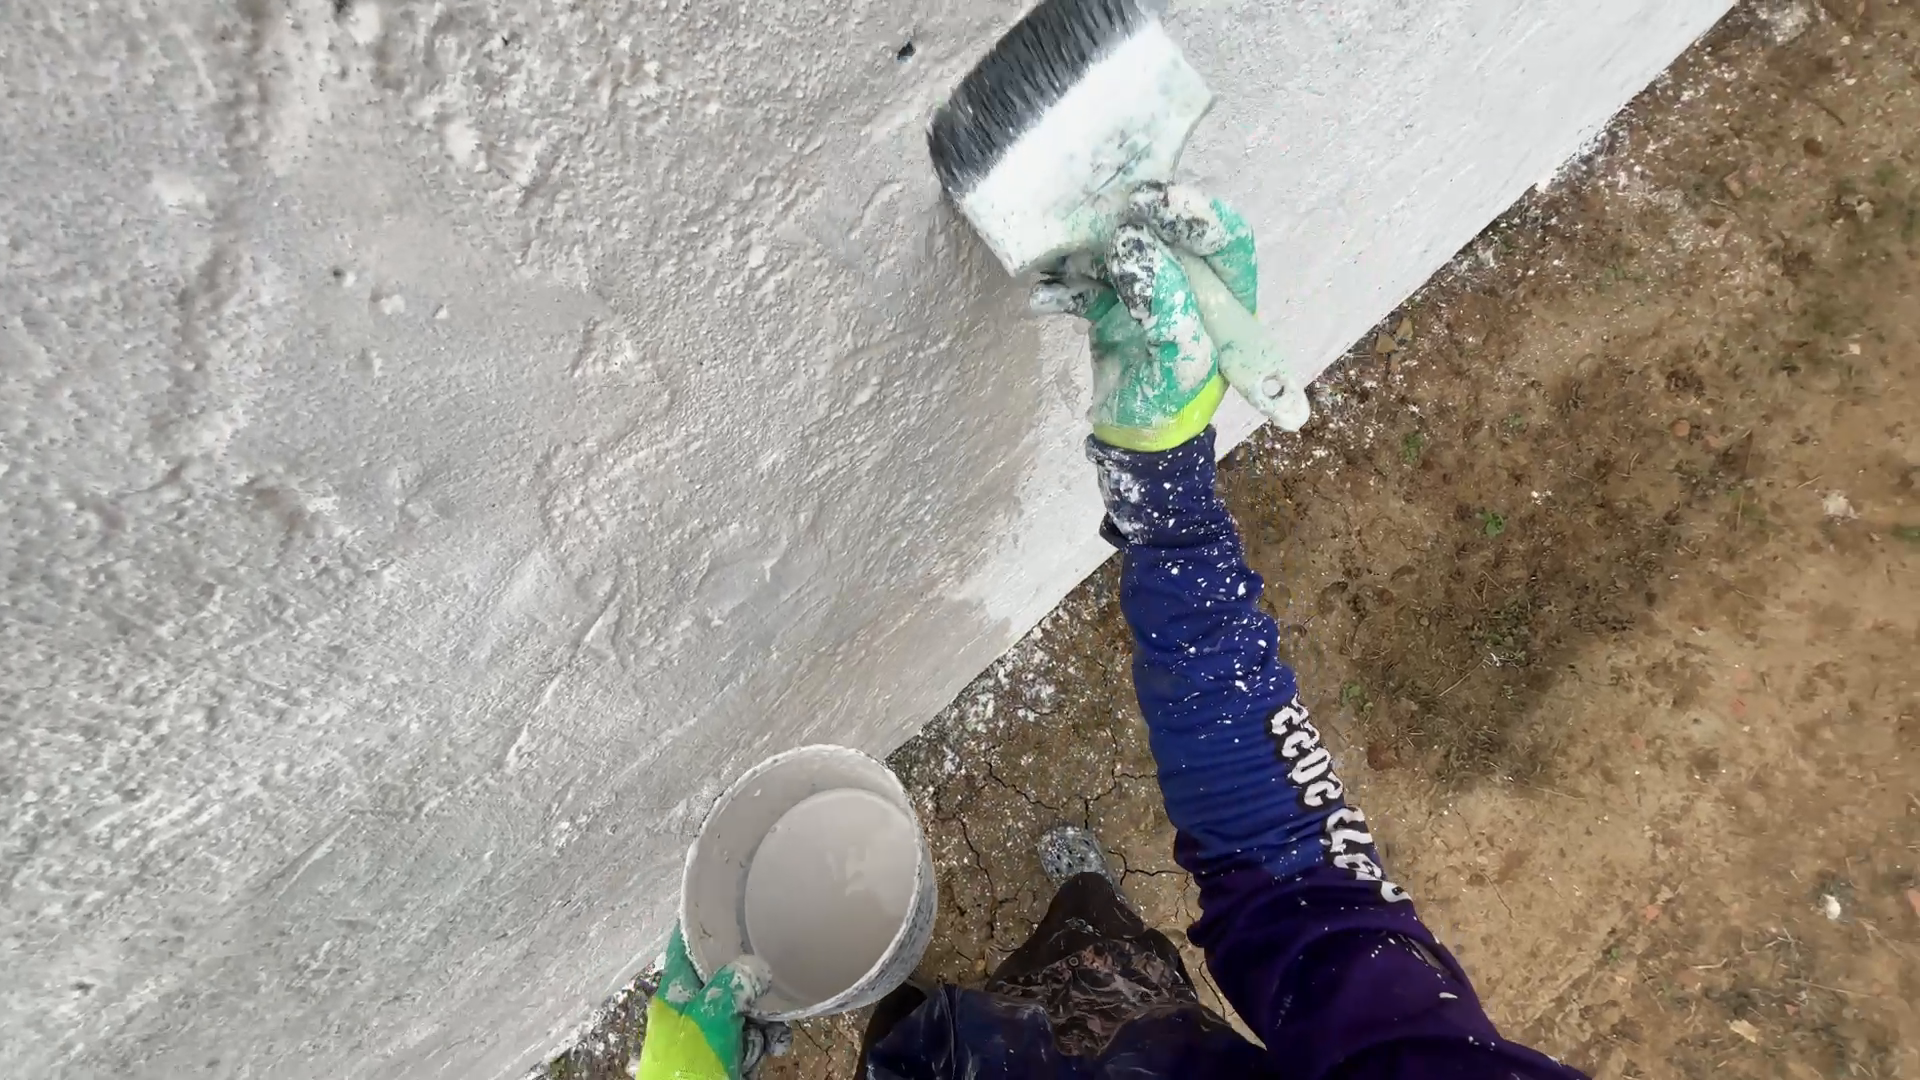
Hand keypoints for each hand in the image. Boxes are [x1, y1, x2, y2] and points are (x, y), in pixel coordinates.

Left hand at [634, 926, 771, 1079]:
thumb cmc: (689, 1071)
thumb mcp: (708, 1021)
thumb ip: (731, 984)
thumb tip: (756, 965)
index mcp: (676, 994)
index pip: (687, 942)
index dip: (705, 918)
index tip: (734, 896)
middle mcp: (692, 1009)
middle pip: (725, 973)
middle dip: (752, 979)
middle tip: (770, 979)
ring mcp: (710, 1034)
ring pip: (745, 1003)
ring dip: (764, 1014)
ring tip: (771, 1028)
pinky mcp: (728, 1055)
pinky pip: (754, 1032)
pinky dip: (768, 1037)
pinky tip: (776, 1045)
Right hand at [1030, 182, 1258, 451]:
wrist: (1129, 441)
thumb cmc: (1168, 410)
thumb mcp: (1178, 366)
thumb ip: (1166, 307)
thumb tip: (1132, 248)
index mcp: (1228, 302)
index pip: (1227, 243)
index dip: (1197, 218)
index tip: (1155, 205)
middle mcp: (1191, 286)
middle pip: (1170, 236)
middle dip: (1140, 222)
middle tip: (1112, 212)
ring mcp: (1149, 293)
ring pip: (1124, 251)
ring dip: (1090, 252)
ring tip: (1061, 258)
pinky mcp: (1112, 306)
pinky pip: (1088, 284)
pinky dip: (1065, 289)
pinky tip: (1043, 298)